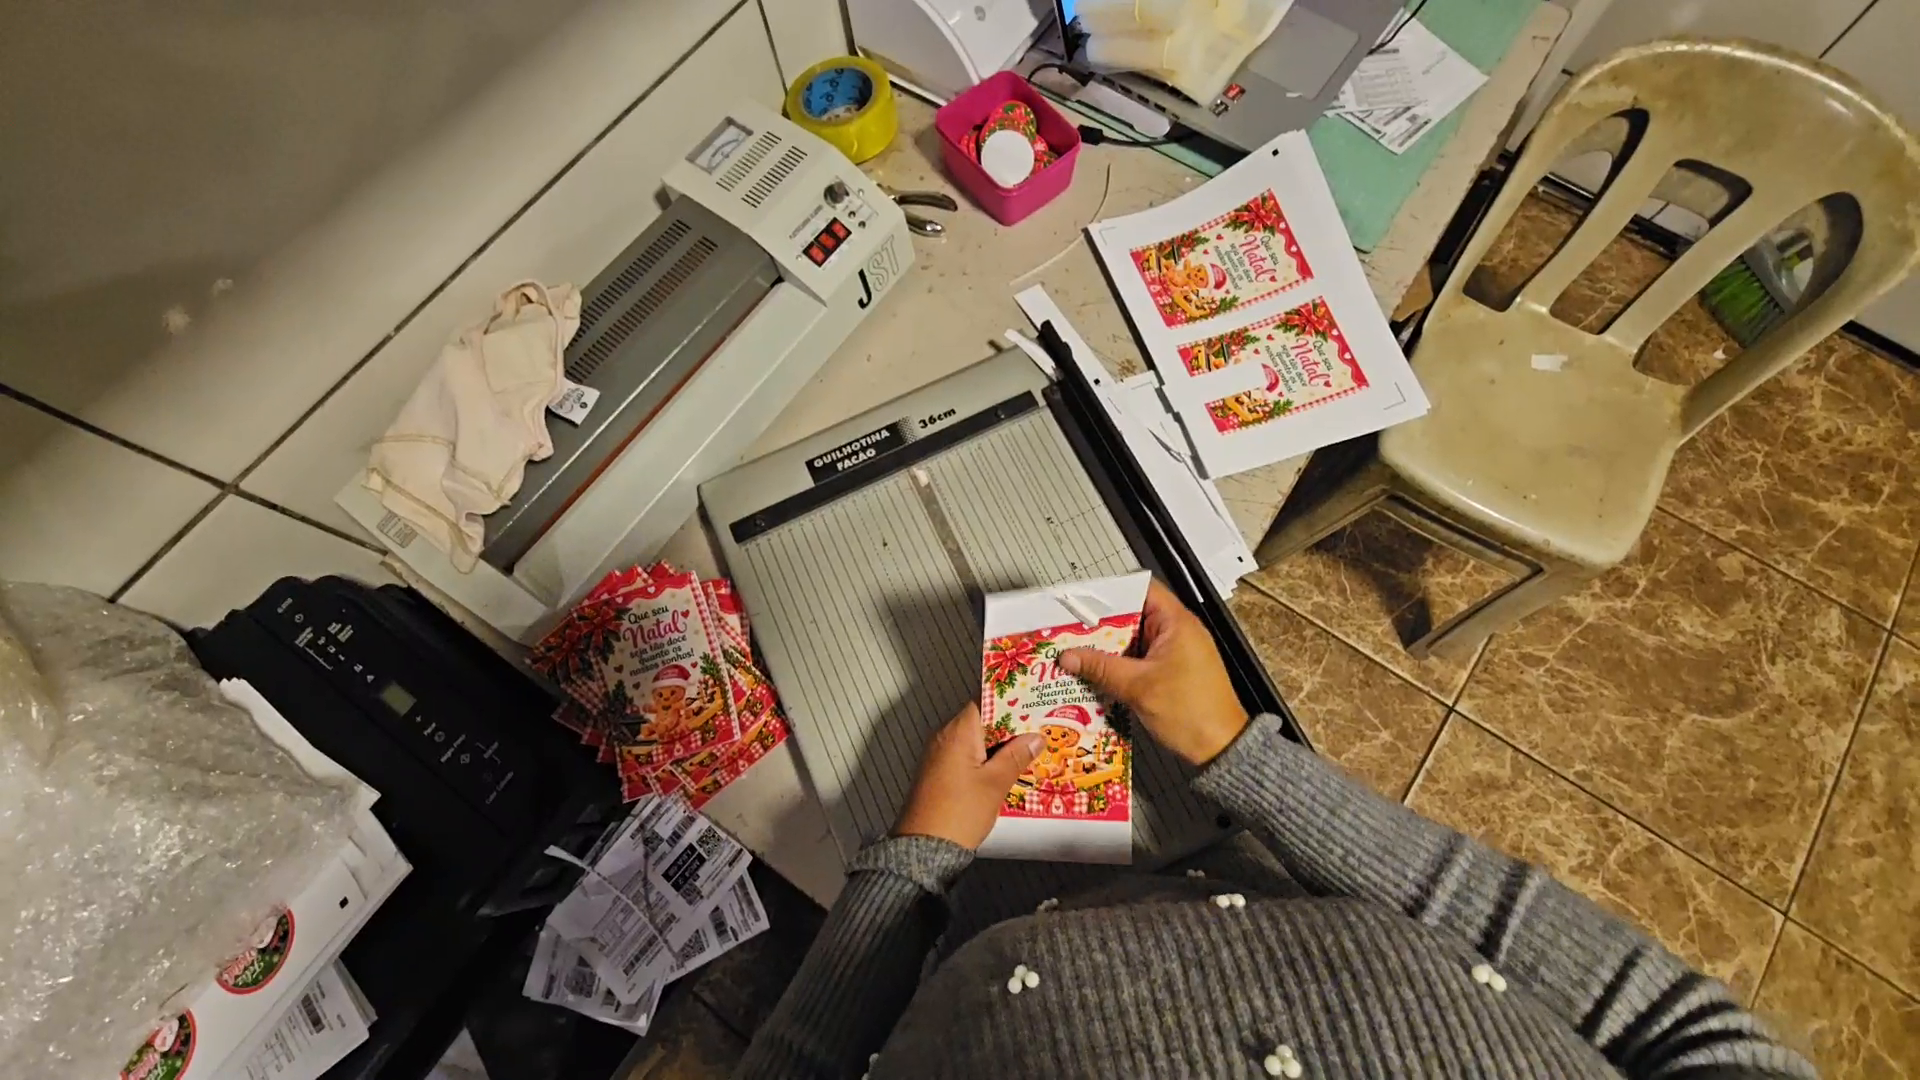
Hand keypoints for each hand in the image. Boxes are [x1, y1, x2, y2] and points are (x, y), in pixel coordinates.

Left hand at [894, 703, 1042, 849]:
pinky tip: (1007, 771)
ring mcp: (939, 756)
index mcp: (957, 732)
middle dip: (1009, 727)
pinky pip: (966, 757)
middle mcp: (944, 737)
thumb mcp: (995, 783)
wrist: (924, 848)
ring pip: (975, 742)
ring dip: (999, 746)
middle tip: (1040, 730)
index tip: (1033, 706)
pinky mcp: (938, 774)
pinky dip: (986, 760)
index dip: (1009, 703)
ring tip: (1030, 750)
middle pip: (981, 722)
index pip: (984, 702)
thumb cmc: (960, 811)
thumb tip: (1036, 736)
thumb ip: (1016, 756)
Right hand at [1060, 579, 1248, 766]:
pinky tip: (1096, 672)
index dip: (1111, 592)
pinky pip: (1139, 658)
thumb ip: (1100, 668)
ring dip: (1108, 646)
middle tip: (1071, 629)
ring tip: (1077, 650)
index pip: (1141, 589)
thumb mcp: (1137, 687)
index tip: (1082, 601)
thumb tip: (1067, 656)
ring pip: (1133, 638)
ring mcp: (1175, 652)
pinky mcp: (1172, 670)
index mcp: (1177, 623)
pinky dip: (1119, 663)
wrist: (1221, 749)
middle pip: (1133, 615)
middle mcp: (1178, 631)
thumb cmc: (1190, 713)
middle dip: (1101, 623)